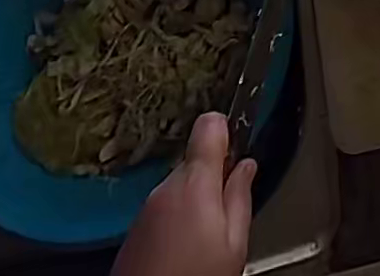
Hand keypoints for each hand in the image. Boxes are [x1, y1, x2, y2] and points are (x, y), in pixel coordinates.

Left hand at [112, 112, 255, 275]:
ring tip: (201, 243)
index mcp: (194, 183)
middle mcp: (165, 189)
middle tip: (224, 216)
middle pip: (196, 162)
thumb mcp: (234, 244)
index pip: (209, 125)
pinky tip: (181, 255)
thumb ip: (241, 197)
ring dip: (193, 204)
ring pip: (179, 188)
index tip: (236, 150)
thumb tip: (247, 167)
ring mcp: (145, 211)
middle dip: (212, 180)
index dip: (226, 130)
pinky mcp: (132, 234)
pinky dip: (174, 223)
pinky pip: (162, 211)